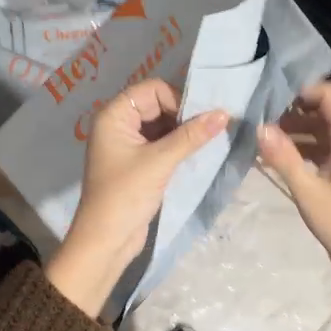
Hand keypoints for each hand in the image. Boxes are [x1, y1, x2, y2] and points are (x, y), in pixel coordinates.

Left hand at [47, 80, 228, 316]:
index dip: (177, 100)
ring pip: (163, 125)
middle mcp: (119, 124)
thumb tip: (224, 113)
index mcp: (114, 116)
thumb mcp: (160, 162)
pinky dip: (179, 147)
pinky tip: (198, 155)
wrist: (105, 241)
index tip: (198, 121)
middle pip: (159, 105)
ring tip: (207, 143)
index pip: (152, 89)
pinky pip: (162, 144)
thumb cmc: (125, 195)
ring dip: (184, 133)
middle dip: (184, 116)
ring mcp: (128, 145)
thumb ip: (192, 136)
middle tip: (209, 131)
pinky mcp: (139, 163)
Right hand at [258, 82, 330, 323]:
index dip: (302, 90)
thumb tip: (258, 127)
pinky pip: (325, 146)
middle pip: (325, 109)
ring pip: (323, 128)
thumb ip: (283, 157)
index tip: (271, 96)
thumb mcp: (308, 192)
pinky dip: (304, 146)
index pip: (330, 95)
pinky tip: (278, 155)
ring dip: (296, 128)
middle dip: (294, 109)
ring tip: (264, 135)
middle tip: (260, 115)